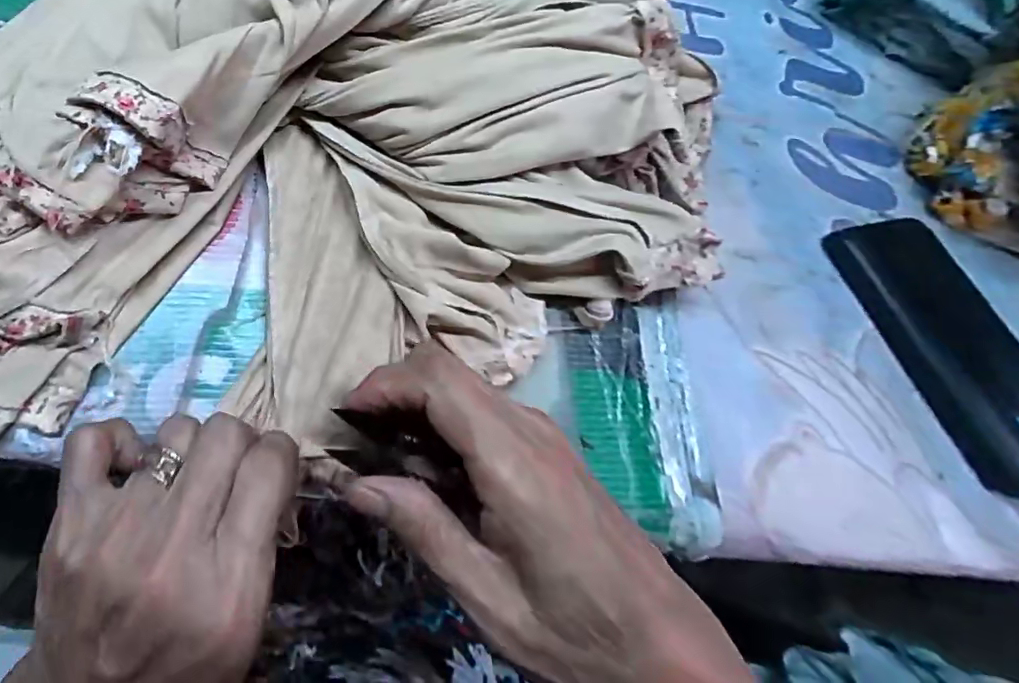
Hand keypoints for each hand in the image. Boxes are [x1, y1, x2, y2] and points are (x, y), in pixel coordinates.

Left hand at [10, 413, 298, 682]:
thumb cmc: (179, 668)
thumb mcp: (242, 627)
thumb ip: (258, 544)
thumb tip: (266, 466)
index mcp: (229, 586)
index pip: (267, 468)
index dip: (277, 452)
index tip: (270, 462)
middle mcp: (174, 546)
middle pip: (224, 435)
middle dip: (237, 443)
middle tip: (227, 467)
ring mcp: (117, 527)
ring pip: (173, 430)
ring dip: (186, 448)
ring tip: (178, 477)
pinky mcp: (71, 518)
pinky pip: (92, 439)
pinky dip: (116, 440)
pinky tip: (128, 464)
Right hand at [340, 342, 747, 682]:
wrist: (671, 652)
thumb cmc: (578, 633)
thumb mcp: (489, 597)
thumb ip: (422, 529)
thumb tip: (355, 484)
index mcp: (513, 460)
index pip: (436, 379)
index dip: (382, 383)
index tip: (346, 416)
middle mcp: (528, 428)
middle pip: (443, 366)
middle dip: (390, 386)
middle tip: (359, 433)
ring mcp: (541, 432)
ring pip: (460, 382)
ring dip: (413, 401)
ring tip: (385, 452)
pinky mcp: (546, 445)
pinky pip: (479, 406)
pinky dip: (440, 417)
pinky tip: (431, 468)